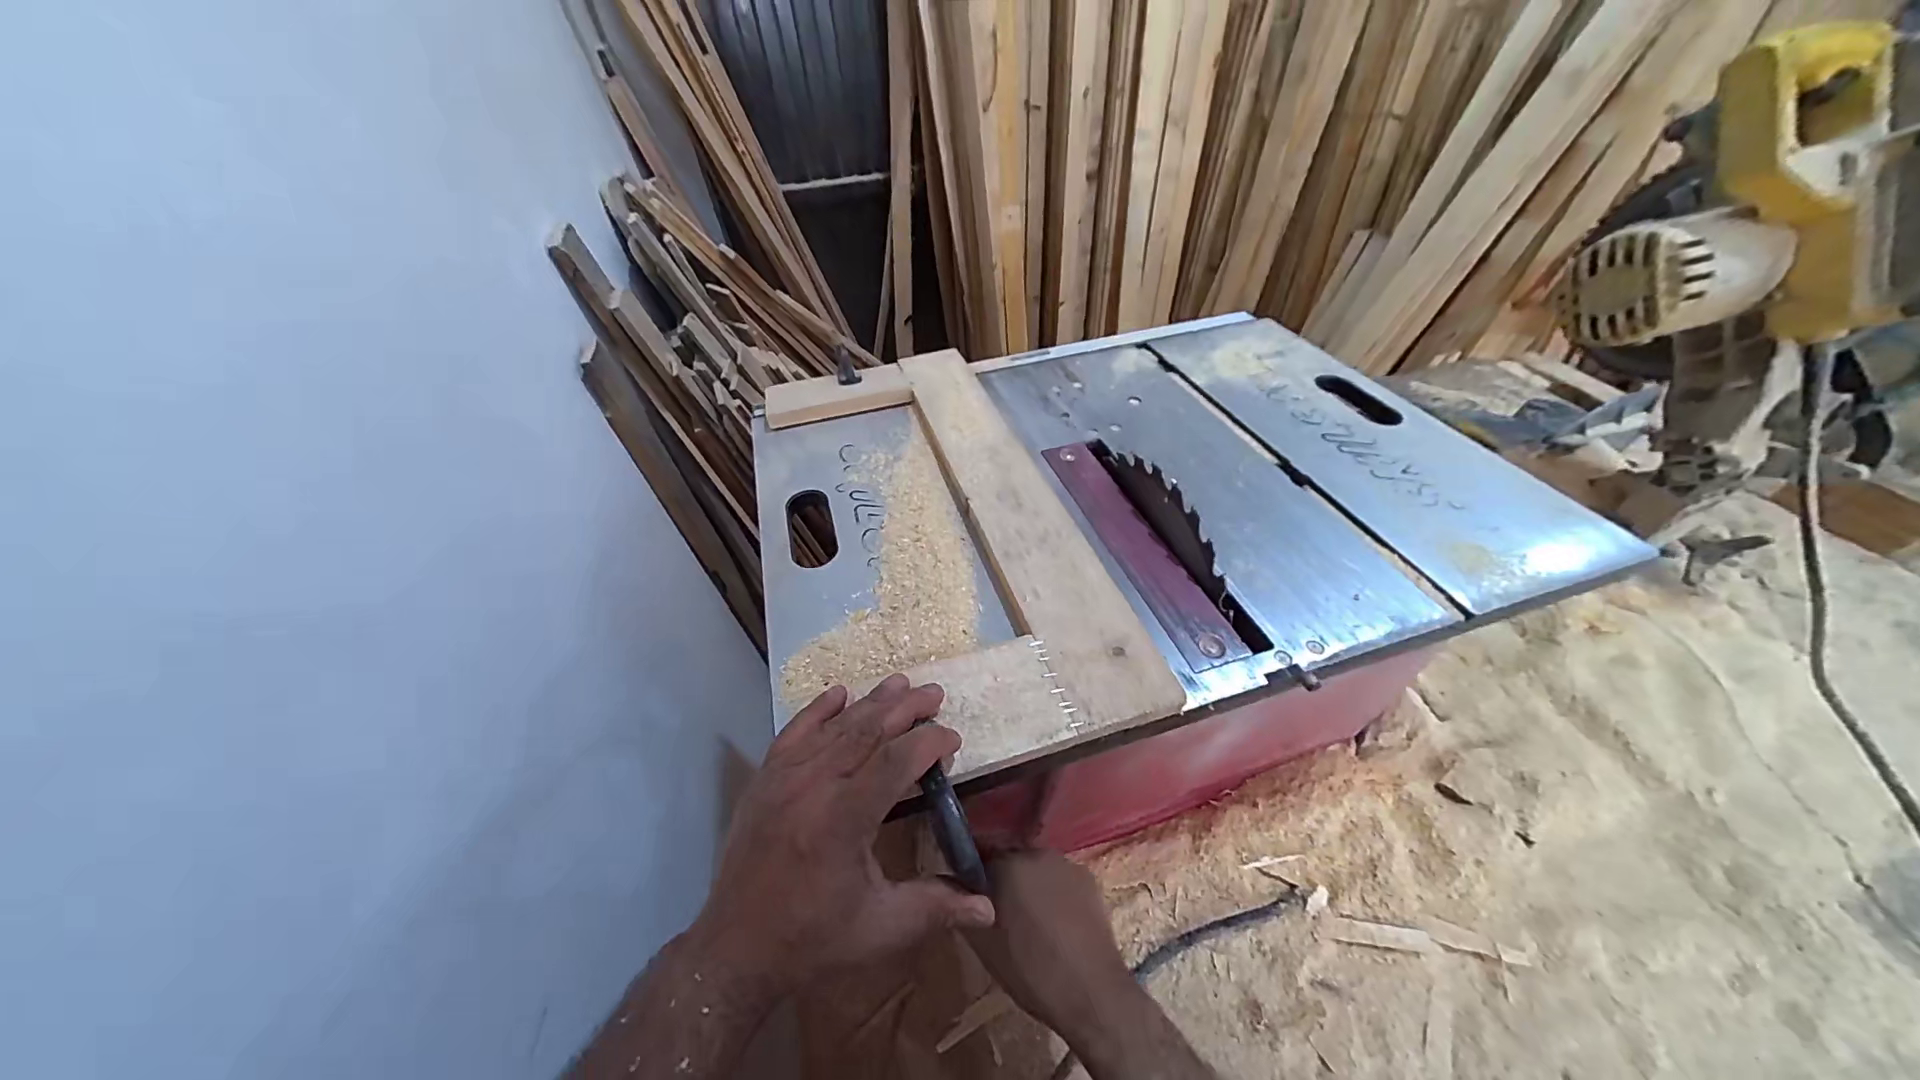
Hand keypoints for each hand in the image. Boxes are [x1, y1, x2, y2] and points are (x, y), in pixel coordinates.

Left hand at [690, 676, 996, 1000]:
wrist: (735, 950)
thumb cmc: (813, 939)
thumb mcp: (881, 927)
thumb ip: (936, 907)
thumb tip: (989, 910)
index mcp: (844, 819)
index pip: (897, 761)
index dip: (929, 742)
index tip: (953, 739)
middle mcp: (813, 786)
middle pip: (867, 731)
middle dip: (905, 708)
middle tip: (934, 692)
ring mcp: (784, 778)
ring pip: (835, 727)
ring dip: (870, 702)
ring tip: (900, 683)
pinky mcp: (764, 780)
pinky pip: (794, 732)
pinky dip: (818, 709)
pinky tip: (839, 693)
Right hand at [967, 851, 1216, 1079]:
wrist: (1092, 992)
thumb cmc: (1030, 969)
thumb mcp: (982, 944)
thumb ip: (963, 905)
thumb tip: (954, 885)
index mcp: (1005, 863)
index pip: (979, 856)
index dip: (974, 878)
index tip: (973, 900)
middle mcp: (1036, 852)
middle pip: (1011, 861)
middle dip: (1005, 882)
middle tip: (1002, 916)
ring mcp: (1066, 863)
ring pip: (1038, 871)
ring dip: (1032, 888)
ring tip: (1033, 926)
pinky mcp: (1090, 880)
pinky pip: (1062, 882)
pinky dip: (1056, 897)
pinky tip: (1059, 928)